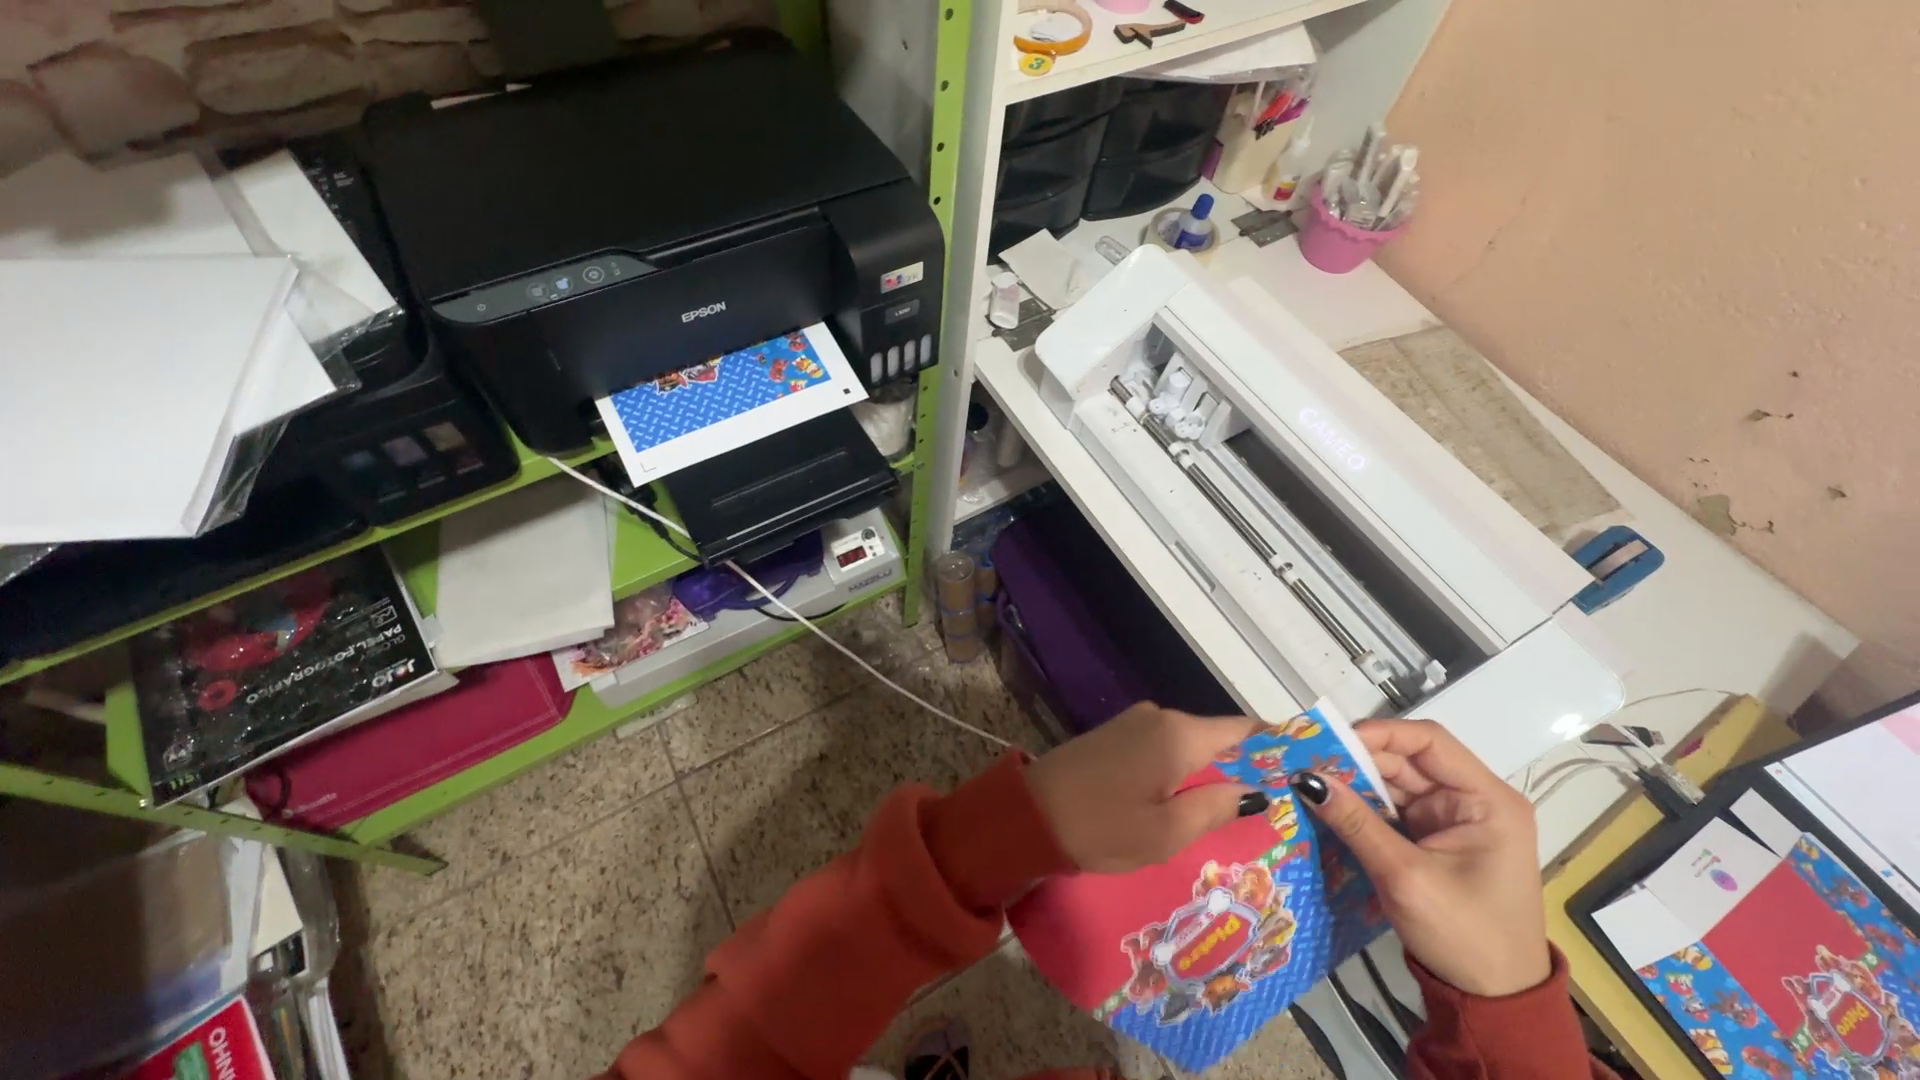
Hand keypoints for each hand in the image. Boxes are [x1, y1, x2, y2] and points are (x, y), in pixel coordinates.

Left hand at [1023, 703, 1265, 873]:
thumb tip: (1257, 790)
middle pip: (1219, 737)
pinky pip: (1164, 748)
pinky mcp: (1116, 734)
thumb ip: (1216, 806)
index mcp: (1179, 734)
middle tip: (1272, 808)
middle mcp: (1160, 716)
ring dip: (1210, 772)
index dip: (1275, 749)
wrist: (1027, 815)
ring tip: (1234, 812)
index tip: (1300, 775)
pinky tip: (1187, 802)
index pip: (1245, 729)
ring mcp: (1135, 722)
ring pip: (1190, 744)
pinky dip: (1181, 771)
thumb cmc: (1102, 827)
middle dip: (1244, 767)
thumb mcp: (1167, 832)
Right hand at [1292, 718, 1550, 997]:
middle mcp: (1472, 800)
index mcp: (1487, 800)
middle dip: (1356, 761)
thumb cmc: (1464, 934)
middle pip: (1406, 761)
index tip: (1329, 742)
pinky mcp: (1434, 839)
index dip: (1379, 733)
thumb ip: (1356, 822)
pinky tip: (1327, 806)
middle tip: (1305, 763)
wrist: (1494, 1000)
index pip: (1428, 741)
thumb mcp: (1404, 876)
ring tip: (1307, 781)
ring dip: (1354, 784)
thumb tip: (1305, 778)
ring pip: (1394, 784)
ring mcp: (1452, 820)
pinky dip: (1361, 808)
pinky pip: (1391, 810)